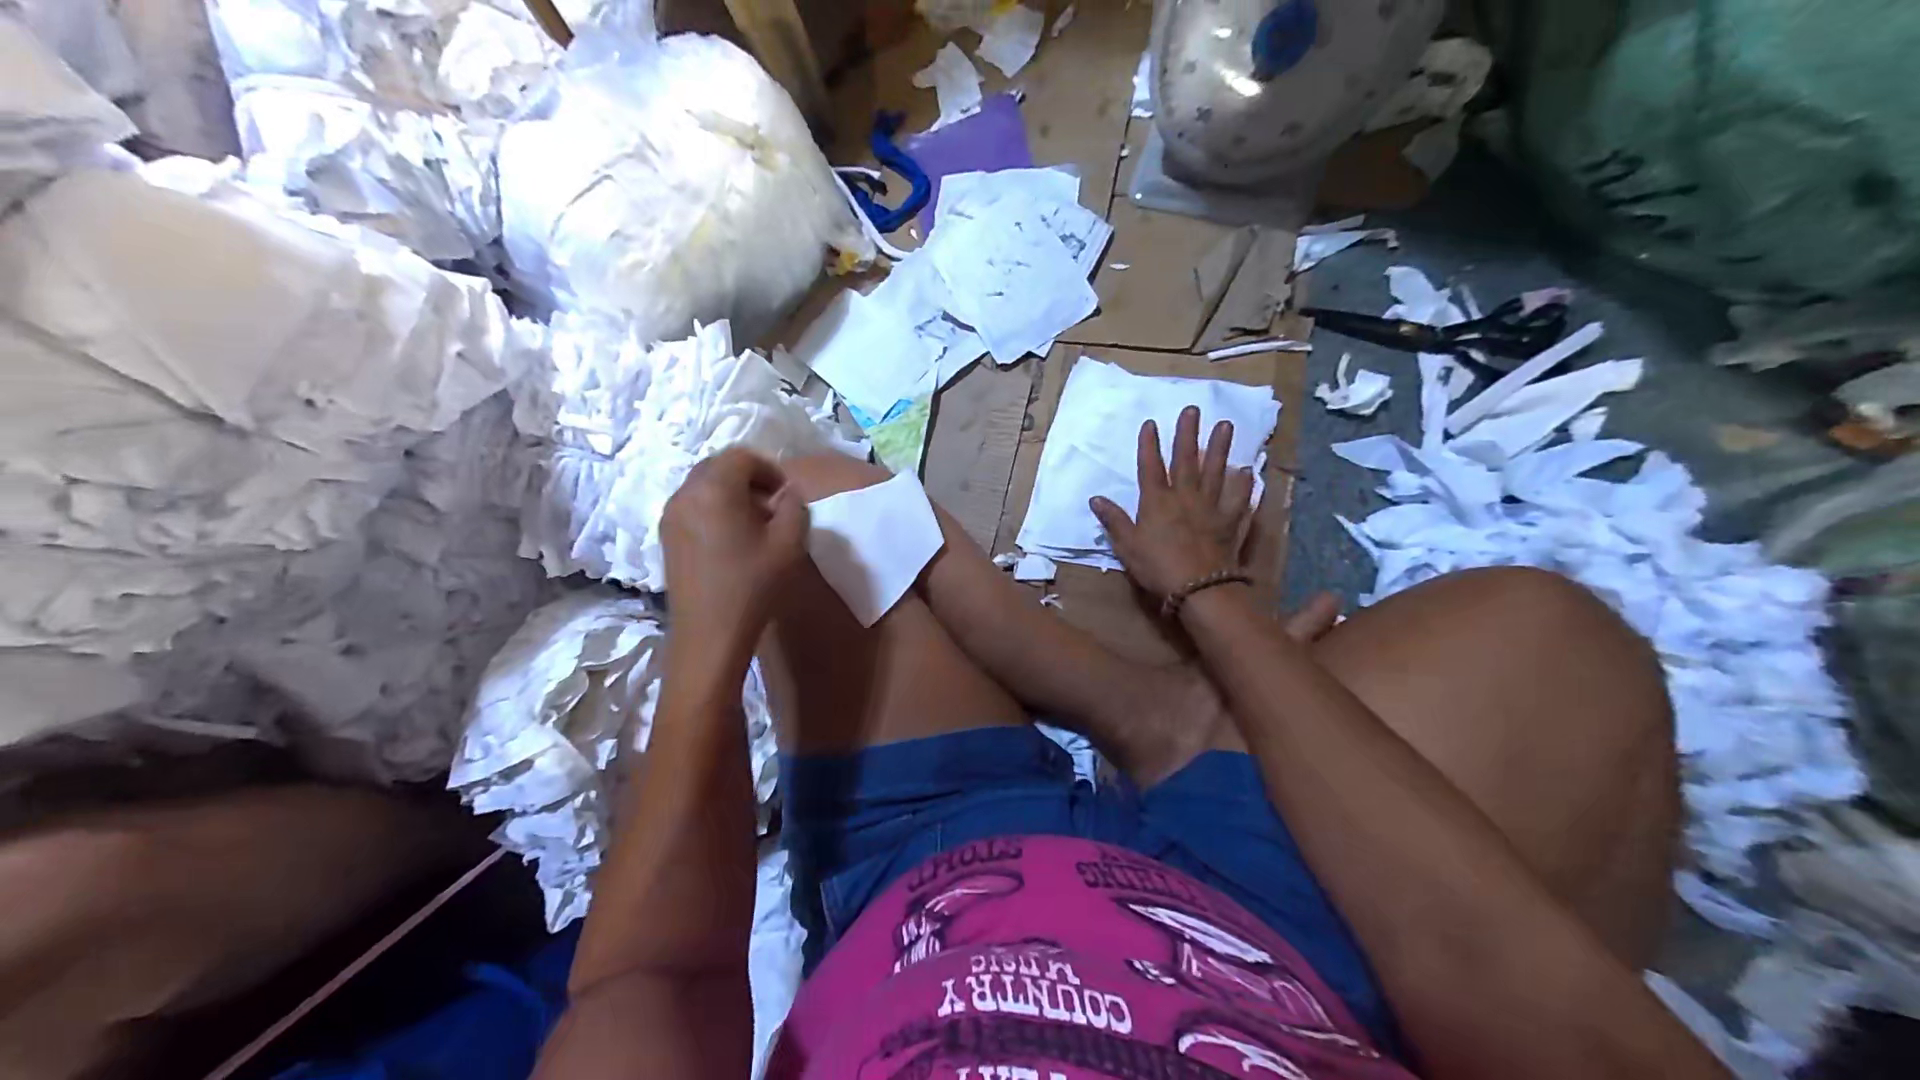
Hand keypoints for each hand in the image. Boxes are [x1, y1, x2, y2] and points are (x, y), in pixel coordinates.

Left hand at [661, 449, 807, 640]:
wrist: (709, 633)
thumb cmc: (752, 585)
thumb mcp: (789, 543)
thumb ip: (794, 507)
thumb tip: (788, 493)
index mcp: (714, 489)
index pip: (742, 456)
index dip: (769, 469)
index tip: (785, 495)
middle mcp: (685, 494)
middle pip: (718, 467)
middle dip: (748, 478)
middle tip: (771, 506)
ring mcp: (670, 516)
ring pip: (702, 486)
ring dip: (730, 494)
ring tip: (753, 524)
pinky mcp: (666, 537)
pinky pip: (691, 507)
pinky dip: (713, 509)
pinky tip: (731, 540)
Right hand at [1090, 406, 1256, 601]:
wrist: (1199, 587)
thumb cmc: (1157, 567)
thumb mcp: (1127, 546)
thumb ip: (1114, 521)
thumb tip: (1095, 499)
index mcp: (1156, 501)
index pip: (1150, 466)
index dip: (1149, 444)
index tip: (1151, 423)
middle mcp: (1185, 497)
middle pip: (1186, 460)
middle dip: (1187, 433)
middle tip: (1193, 409)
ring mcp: (1210, 507)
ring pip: (1215, 472)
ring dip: (1219, 448)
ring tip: (1225, 425)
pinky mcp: (1230, 522)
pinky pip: (1239, 500)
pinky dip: (1244, 486)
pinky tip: (1248, 472)